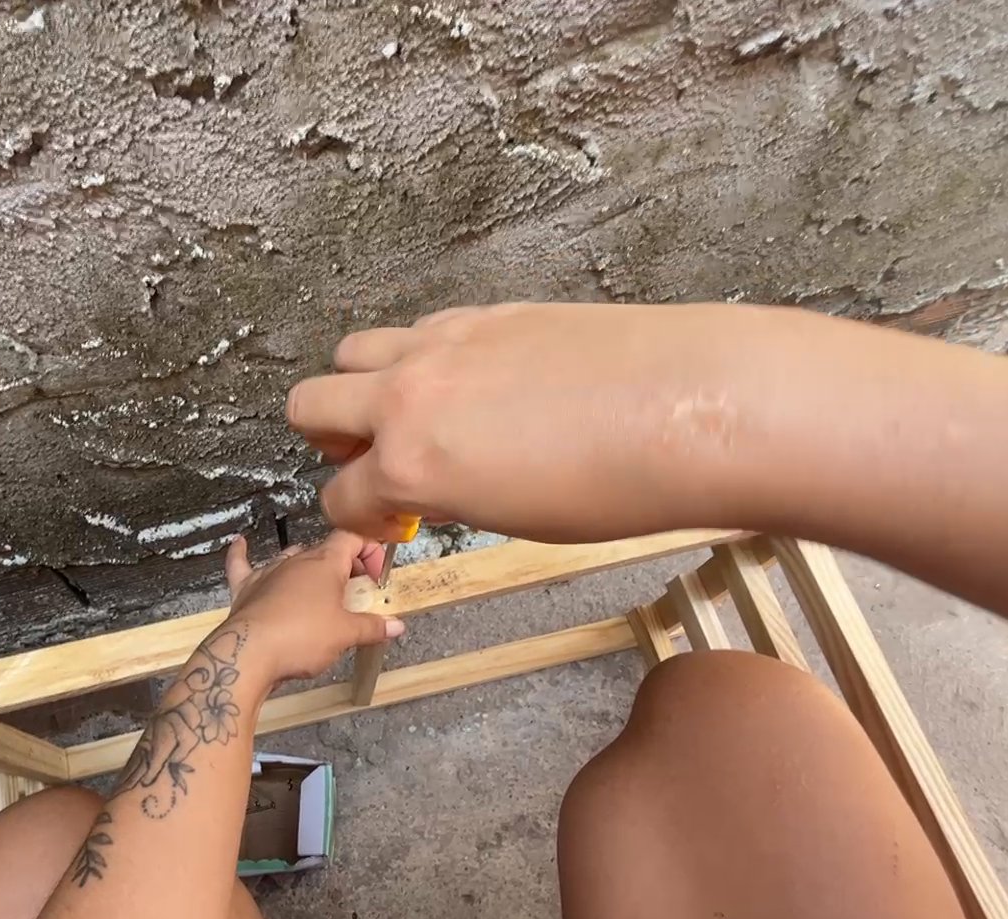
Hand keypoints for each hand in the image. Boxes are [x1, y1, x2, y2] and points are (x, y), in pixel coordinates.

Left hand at [218, 531, 404, 681]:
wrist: (250, 655)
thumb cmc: (302, 637)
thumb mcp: (346, 634)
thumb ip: (372, 627)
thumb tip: (397, 626)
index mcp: (324, 563)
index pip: (351, 538)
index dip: (368, 549)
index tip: (376, 575)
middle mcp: (296, 561)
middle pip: (324, 551)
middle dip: (343, 566)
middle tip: (355, 592)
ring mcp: (268, 573)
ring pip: (291, 558)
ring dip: (307, 567)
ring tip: (320, 587)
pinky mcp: (246, 589)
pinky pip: (241, 564)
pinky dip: (241, 553)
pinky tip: (239, 543)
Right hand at [285, 302, 796, 542]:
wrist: (698, 407)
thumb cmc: (615, 488)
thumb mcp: (510, 519)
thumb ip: (444, 494)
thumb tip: (428, 482)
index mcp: (411, 463)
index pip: (337, 495)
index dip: (357, 517)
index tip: (390, 519)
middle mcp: (407, 395)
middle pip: (308, 403)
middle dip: (331, 439)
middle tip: (380, 457)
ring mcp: (442, 342)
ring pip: (352, 351)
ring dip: (364, 387)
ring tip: (418, 413)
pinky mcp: (484, 311)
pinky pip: (417, 331)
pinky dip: (419, 360)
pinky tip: (473, 382)